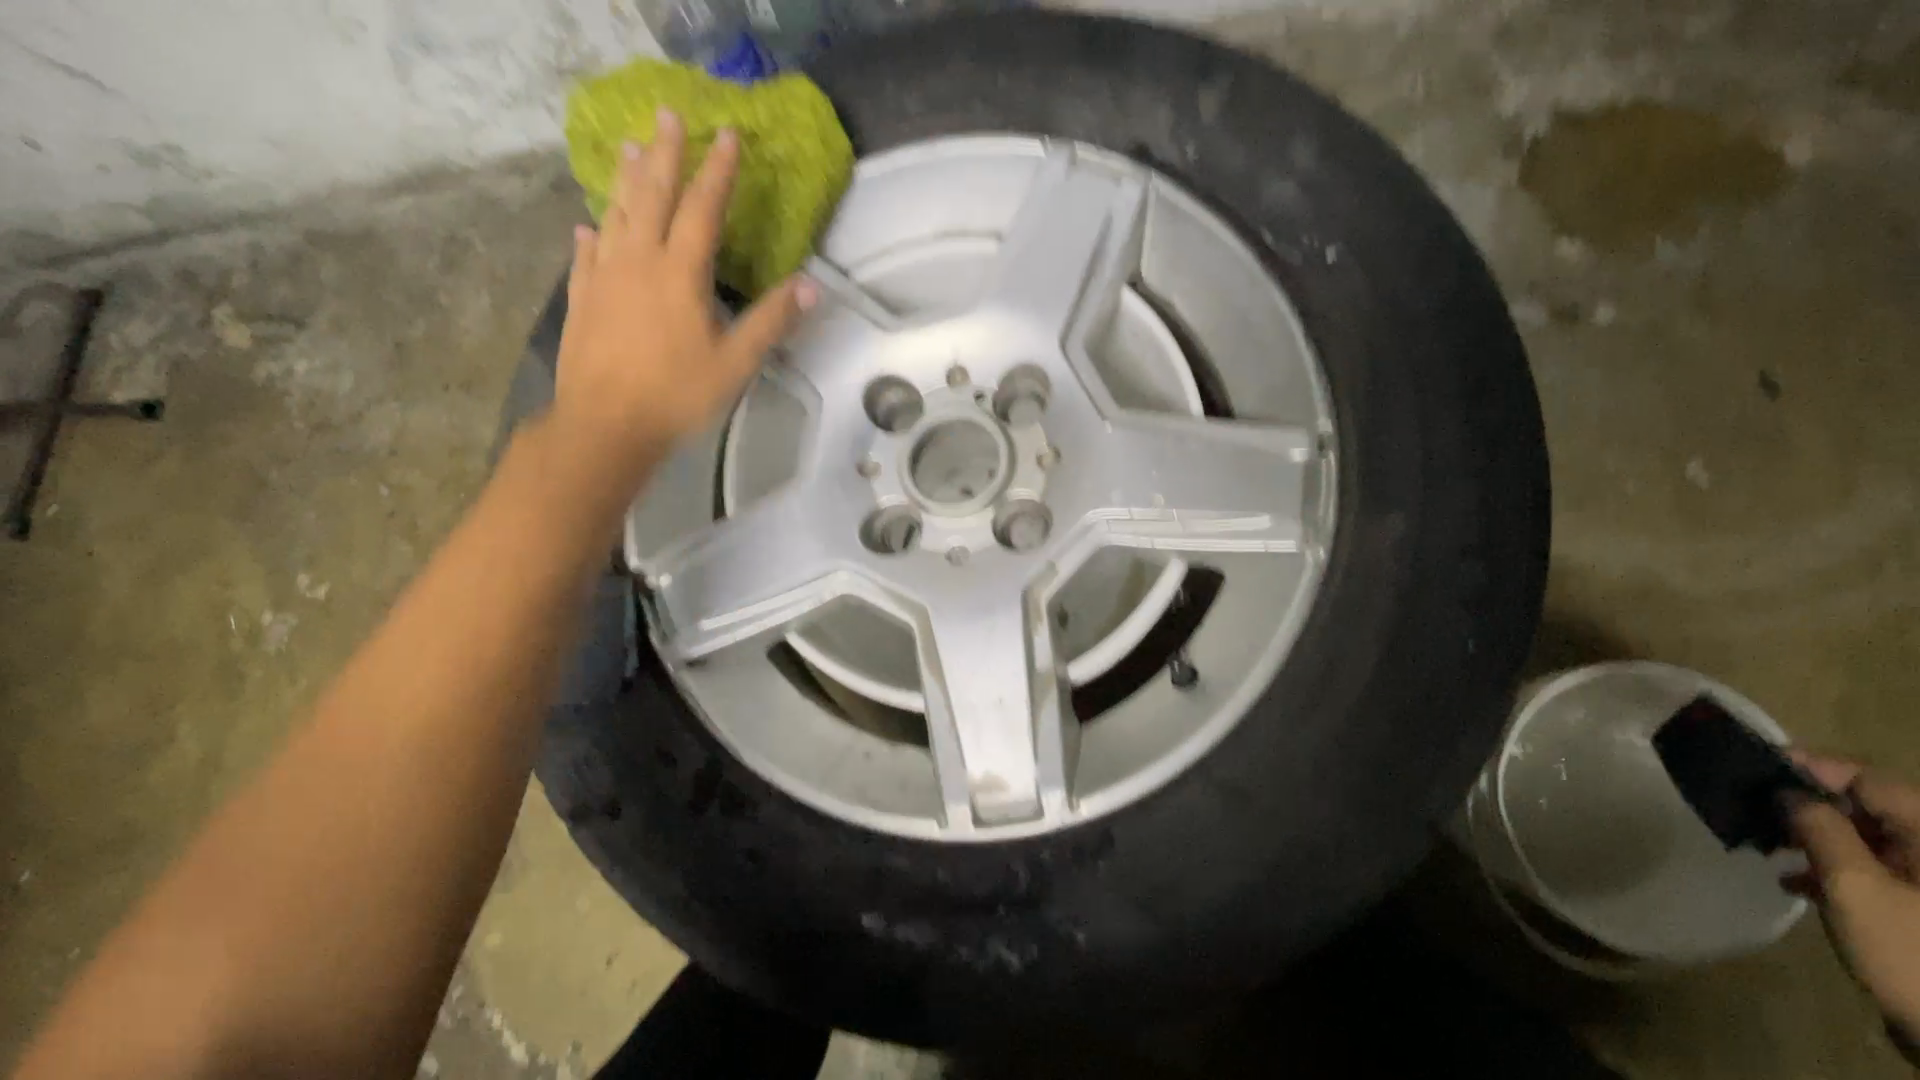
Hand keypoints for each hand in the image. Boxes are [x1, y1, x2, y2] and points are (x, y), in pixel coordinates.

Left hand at [554, 107, 818, 481]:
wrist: (604, 425)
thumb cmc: (676, 396)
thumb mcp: (736, 363)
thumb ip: (771, 321)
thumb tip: (811, 286)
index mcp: (681, 273)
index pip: (702, 209)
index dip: (717, 171)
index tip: (727, 135)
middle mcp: (639, 262)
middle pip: (651, 196)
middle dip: (662, 154)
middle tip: (666, 114)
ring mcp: (605, 279)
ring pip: (616, 216)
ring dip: (625, 181)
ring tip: (627, 148)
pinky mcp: (582, 301)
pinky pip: (586, 258)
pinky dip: (591, 236)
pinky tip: (588, 225)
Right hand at [1787, 754, 1919, 1052]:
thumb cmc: (1911, 950)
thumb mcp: (1854, 886)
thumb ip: (1820, 830)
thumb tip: (1789, 792)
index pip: (1869, 781)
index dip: (1814, 768)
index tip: (1760, 765)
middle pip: (1870, 809)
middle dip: (1810, 806)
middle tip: (1756, 809)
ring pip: (1869, 840)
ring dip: (1818, 839)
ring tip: (1769, 847)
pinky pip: (1877, 871)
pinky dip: (1836, 869)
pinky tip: (1796, 883)